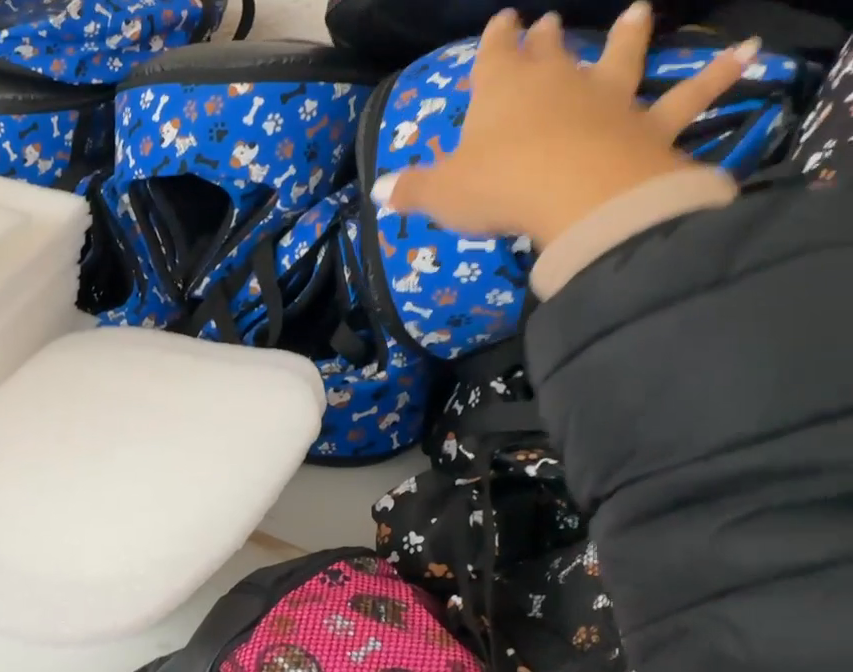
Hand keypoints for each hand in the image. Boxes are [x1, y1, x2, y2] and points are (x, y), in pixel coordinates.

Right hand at [369, 4, 757, 247]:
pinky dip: (720, 74)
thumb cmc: (499, 186)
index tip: (501, 22)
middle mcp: (557, 84)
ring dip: (629, 36)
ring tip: (638, 12)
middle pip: (550, 53)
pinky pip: (690, 96)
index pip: (494, 57)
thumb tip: (382, 189)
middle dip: (544, 38)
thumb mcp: (440, 194)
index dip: (495, 41)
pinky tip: (746, 54)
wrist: (579, 196)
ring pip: (622, 59)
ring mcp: (608, 99)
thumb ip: (412, 190)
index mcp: (500, 94)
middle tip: (547, 22)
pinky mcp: (650, 124)